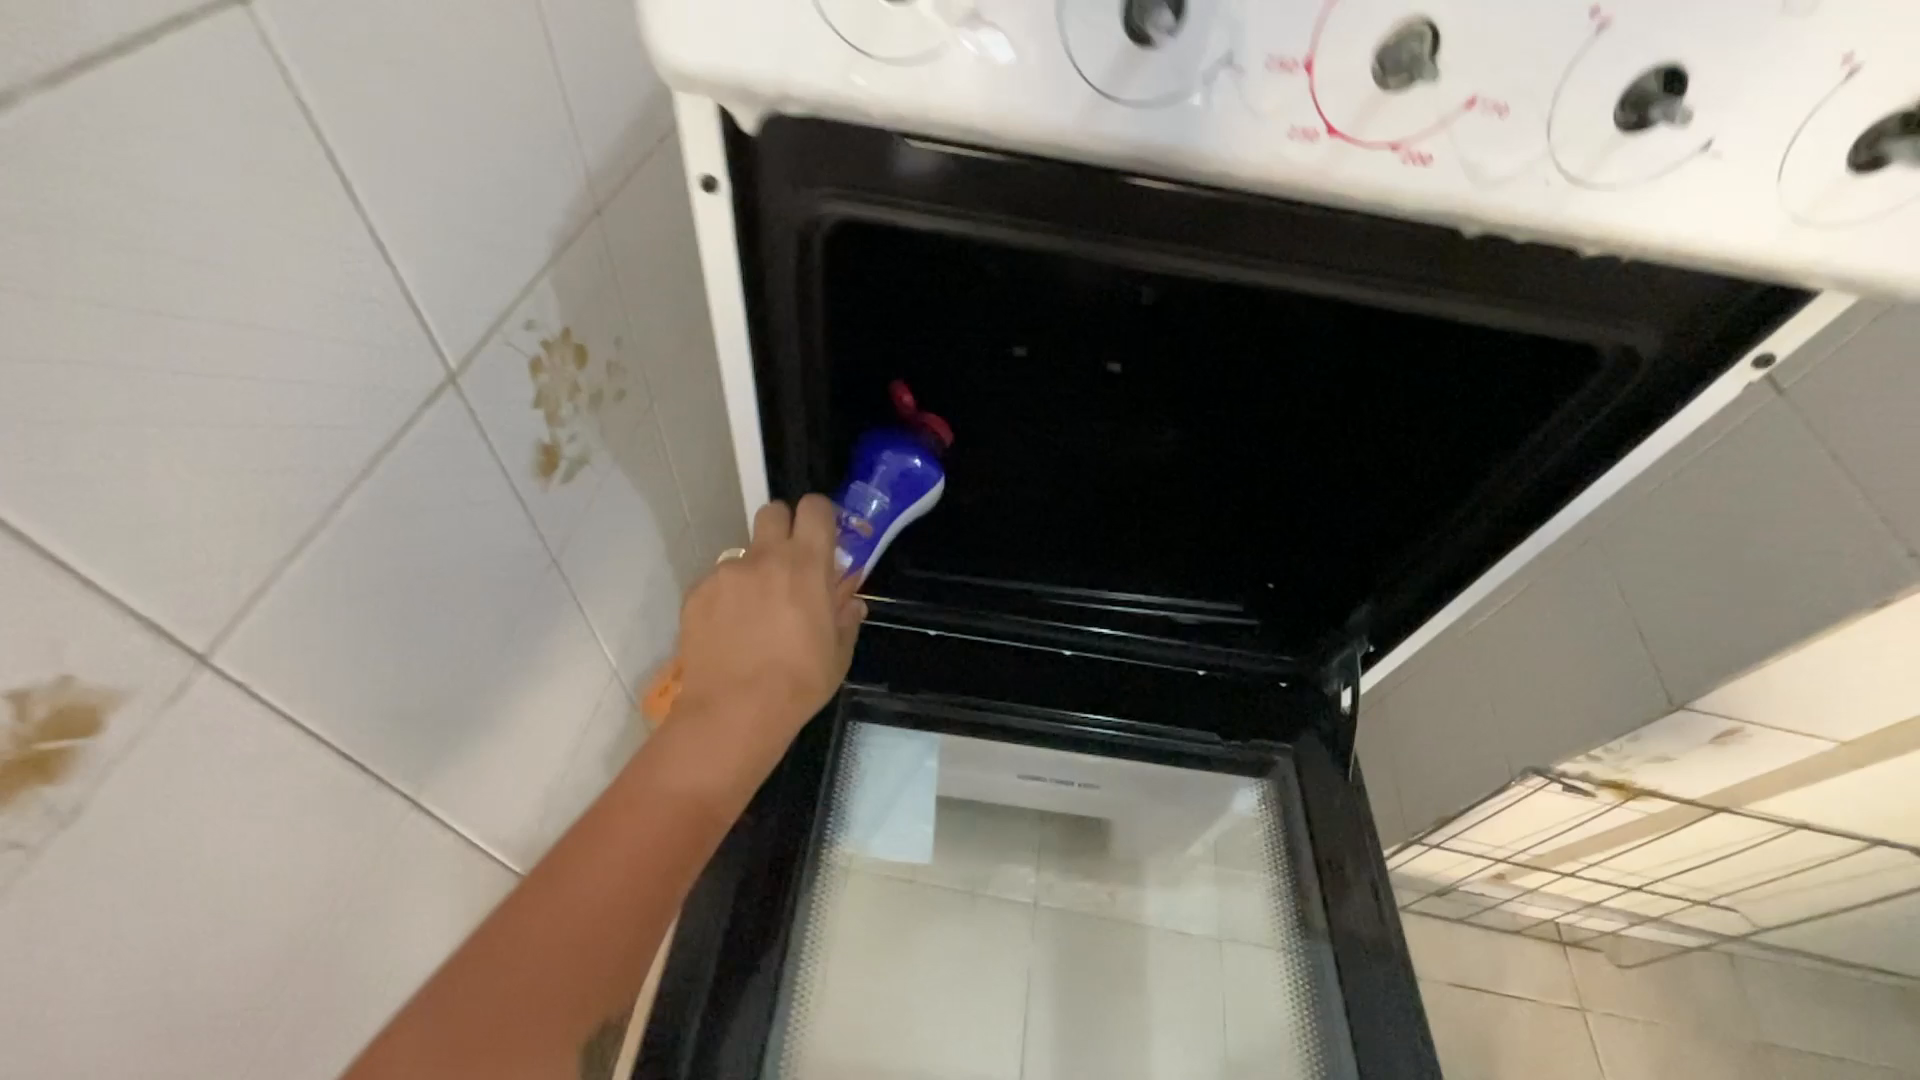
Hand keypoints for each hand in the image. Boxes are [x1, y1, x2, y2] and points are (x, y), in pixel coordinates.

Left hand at [675, 495, 865, 742]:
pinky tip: (730, 633)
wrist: (733, 712)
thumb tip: (851, 602)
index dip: (821, 517)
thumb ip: (845, 617)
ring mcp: (726, 574)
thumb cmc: (798, 683)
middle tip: (790, 565)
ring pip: (744, 554)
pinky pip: (718, 583)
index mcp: (806, 565)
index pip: (815, 508)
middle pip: (773, 512)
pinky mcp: (697, 594)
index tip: (825, 538)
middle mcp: (764, 557)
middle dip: (785, 528)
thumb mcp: (838, 654)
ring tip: (755, 615)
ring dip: (755, 572)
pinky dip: (727, 599)